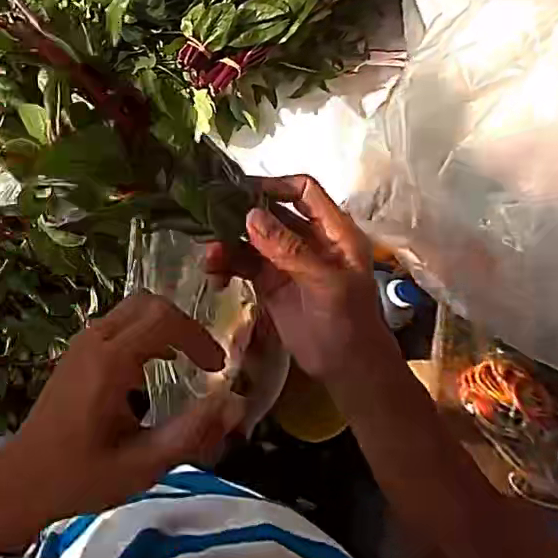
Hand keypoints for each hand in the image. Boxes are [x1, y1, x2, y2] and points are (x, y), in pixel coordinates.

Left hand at [0, 293, 244, 551]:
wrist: (26, 475)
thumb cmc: (83, 475)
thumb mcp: (144, 464)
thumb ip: (192, 433)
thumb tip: (235, 403)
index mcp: (108, 362)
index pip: (163, 318)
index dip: (199, 337)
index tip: (218, 370)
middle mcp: (93, 341)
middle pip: (146, 303)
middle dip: (184, 325)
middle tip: (206, 363)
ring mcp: (81, 343)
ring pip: (130, 310)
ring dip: (164, 328)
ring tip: (190, 366)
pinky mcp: (77, 352)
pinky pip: (117, 326)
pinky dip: (144, 335)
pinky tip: (155, 371)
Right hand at [206, 175, 392, 385]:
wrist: (348, 372)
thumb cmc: (349, 324)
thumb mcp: (325, 283)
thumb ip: (289, 249)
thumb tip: (251, 215)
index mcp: (332, 232)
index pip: (303, 191)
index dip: (274, 185)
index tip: (241, 193)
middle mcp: (306, 239)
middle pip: (268, 211)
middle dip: (238, 214)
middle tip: (208, 219)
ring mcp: (283, 259)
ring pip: (248, 236)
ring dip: (226, 243)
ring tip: (210, 258)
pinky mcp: (266, 279)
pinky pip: (239, 261)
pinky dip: (224, 264)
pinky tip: (214, 276)